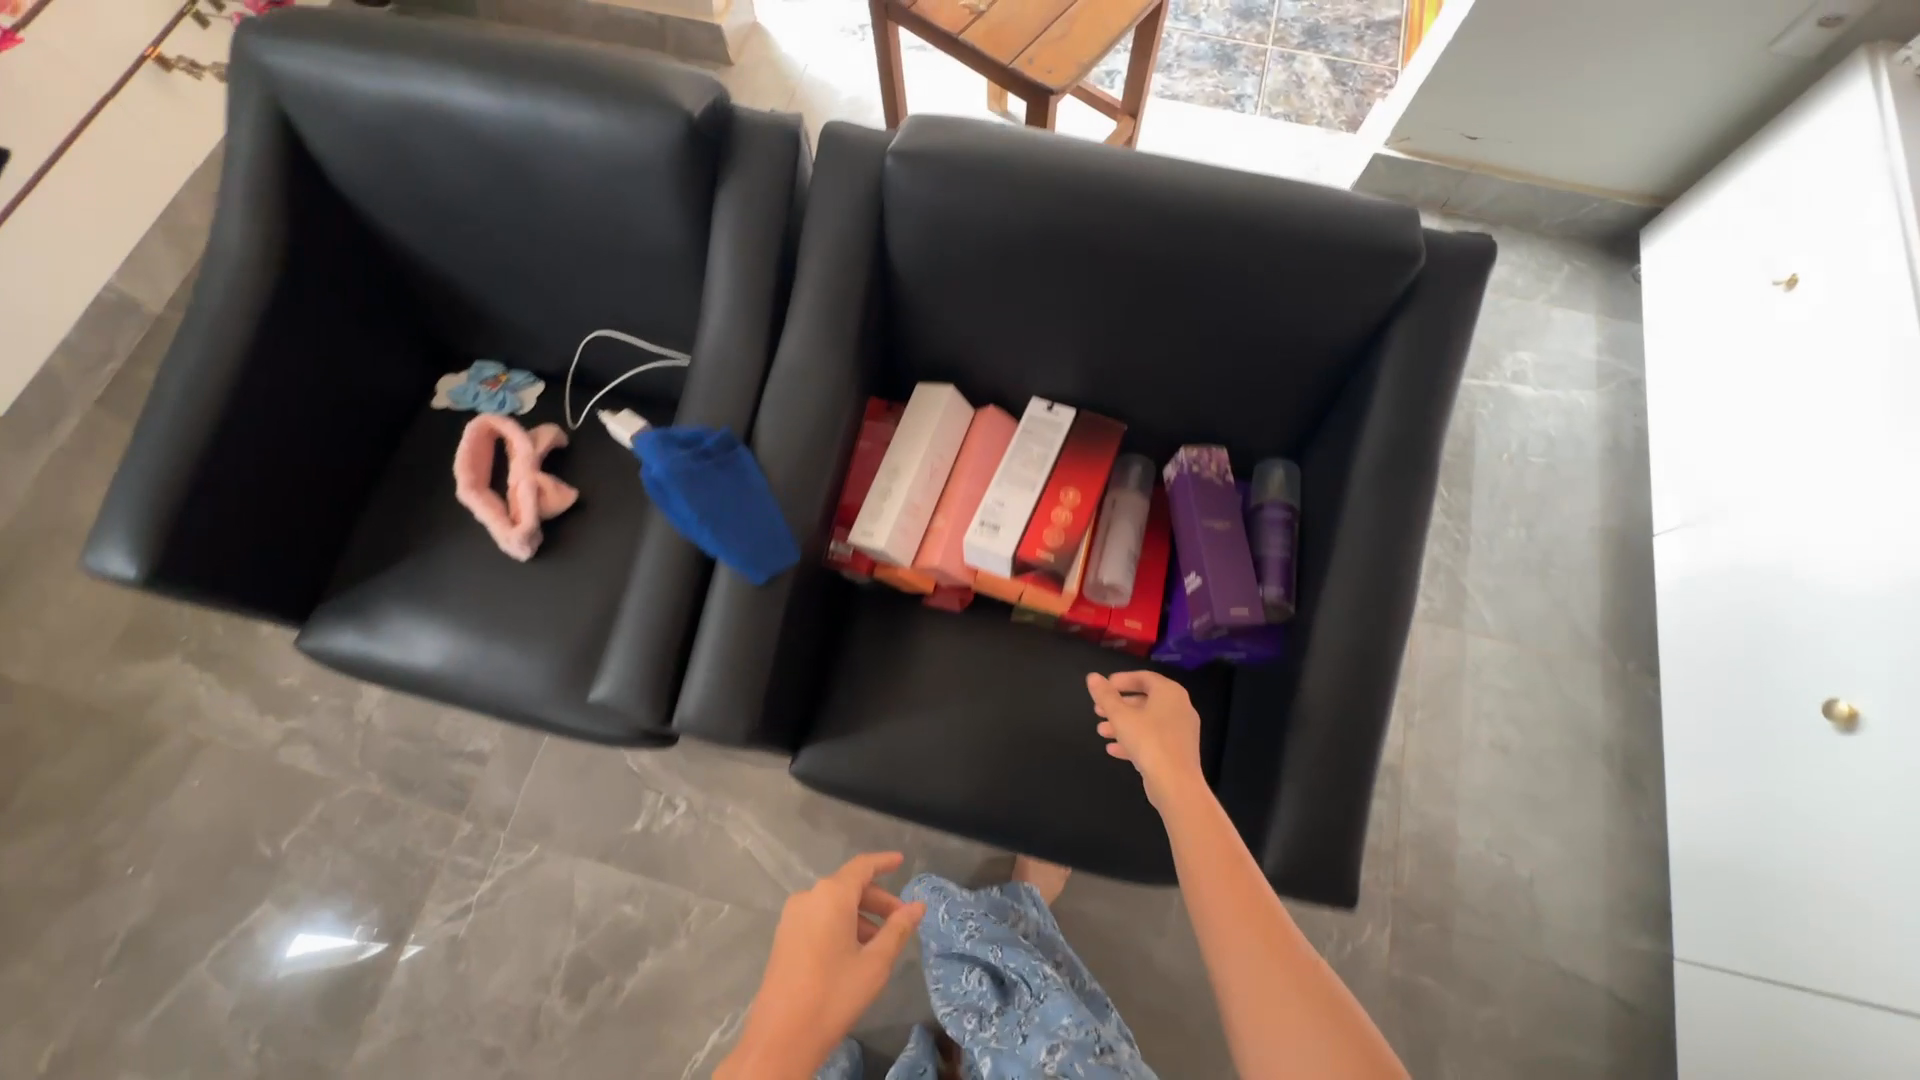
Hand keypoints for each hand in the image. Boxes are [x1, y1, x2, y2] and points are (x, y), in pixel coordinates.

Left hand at [719, 853, 926, 1079]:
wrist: (781, 1036)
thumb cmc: (834, 994)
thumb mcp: (875, 963)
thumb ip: (898, 929)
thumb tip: (917, 906)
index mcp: (831, 895)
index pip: (862, 866)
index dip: (883, 862)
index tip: (901, 861)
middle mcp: (809, 897)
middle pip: (849, 886)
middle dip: (877, 899)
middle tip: (901, 919)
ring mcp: (792, 917)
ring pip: (834, 904)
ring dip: (860, 915)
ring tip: (881, 942)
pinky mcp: (784, 936)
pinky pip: (819, 917)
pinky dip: (841, 924)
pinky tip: (855, 950)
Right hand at [1088, 671, 1206, 811]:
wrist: (1176, 784)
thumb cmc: (1148, 741)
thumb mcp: (1120, 716)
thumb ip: (1105, 695)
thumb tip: (1092, 677)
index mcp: (1170, 693)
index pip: (1144, 677)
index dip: (1122, 680)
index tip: (1104, 686)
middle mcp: (1180, 708)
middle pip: (1145, 700)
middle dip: (1119, 705)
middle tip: (1098, 710)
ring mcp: (1181, 731)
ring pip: (1147, 722)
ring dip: (1123, 725)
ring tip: (1101, 731)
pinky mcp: (1178, 751)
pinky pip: (1154, 740)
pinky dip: (1134, 740)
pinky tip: (1113, 749)